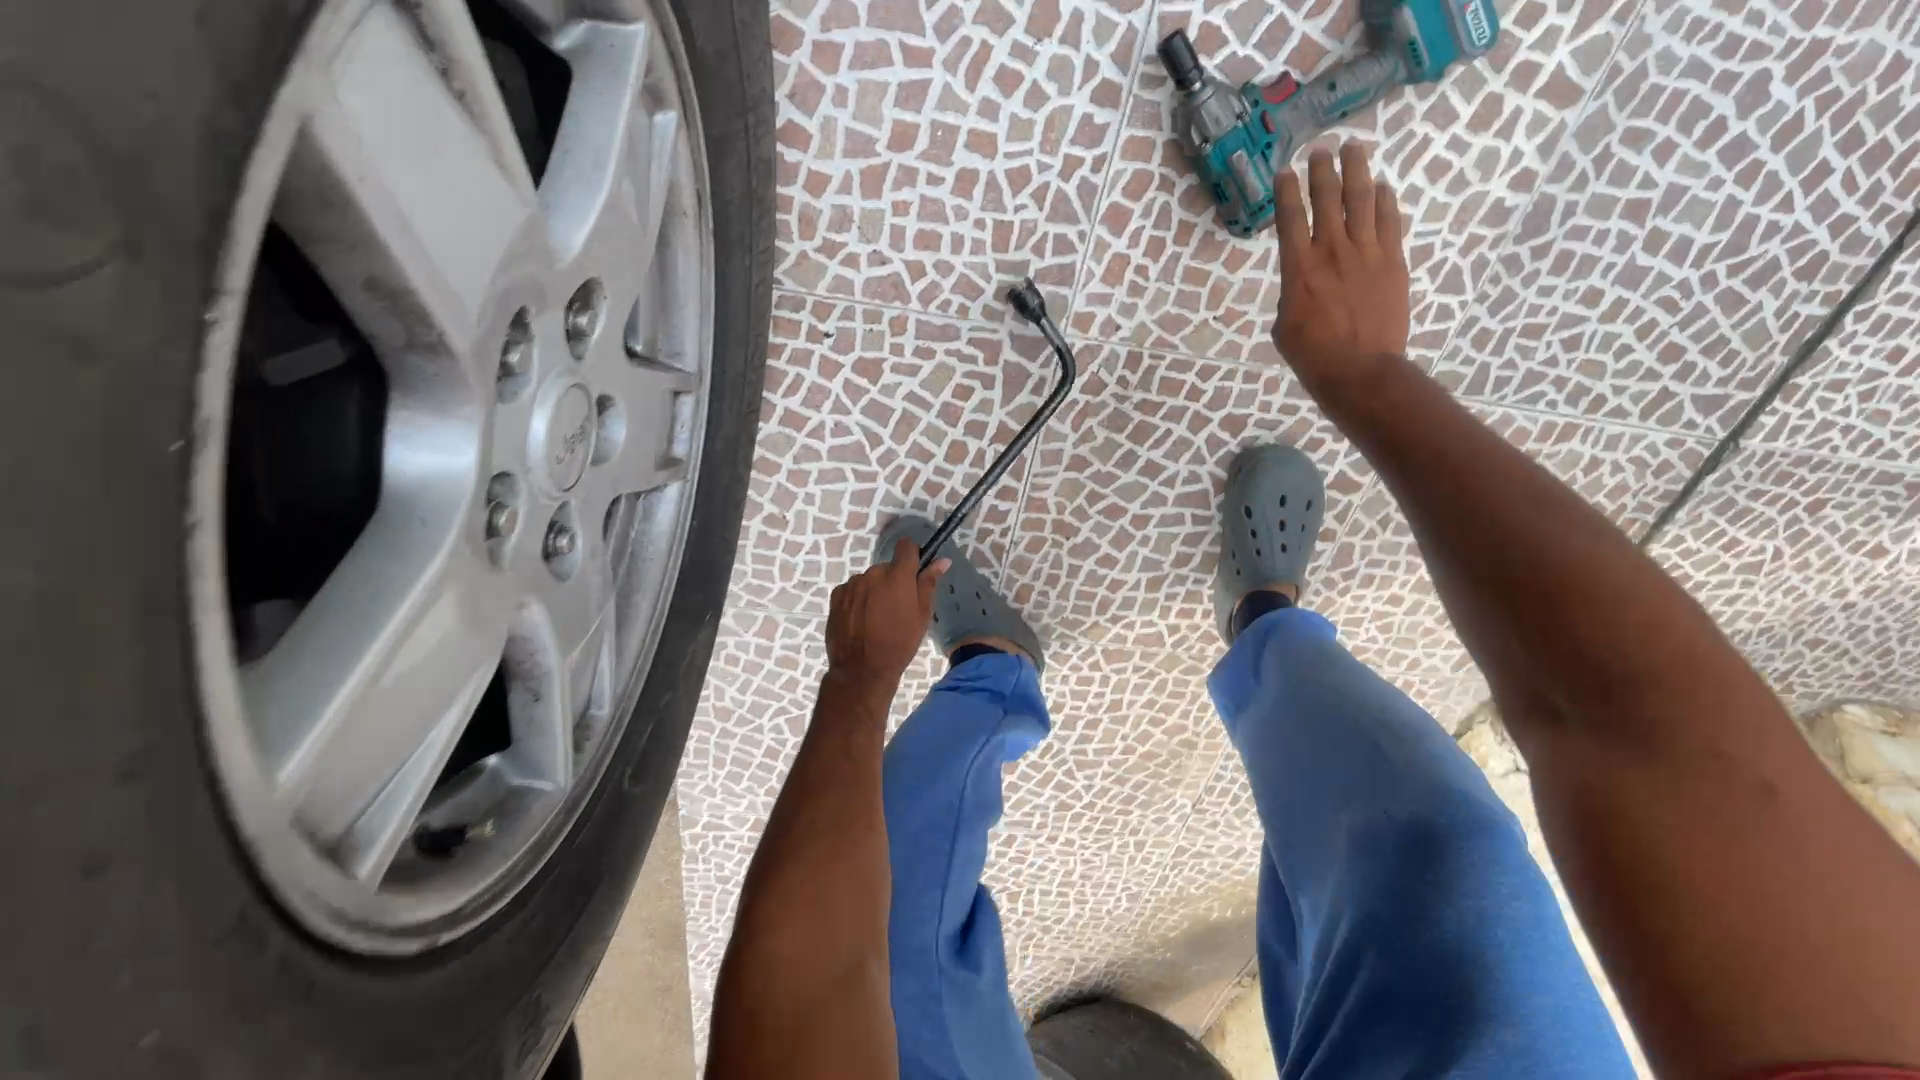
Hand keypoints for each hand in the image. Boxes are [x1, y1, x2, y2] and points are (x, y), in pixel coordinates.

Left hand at [825, 538, 950, 685]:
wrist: (862, 669)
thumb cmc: (899, 643)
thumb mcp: (922, 616)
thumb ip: (928, 584)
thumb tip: (941, 561)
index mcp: (898, 576)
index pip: (906, 547)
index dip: (912, 555)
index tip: (914, 570)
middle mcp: (873, 573)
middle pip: (887, 568)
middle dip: (893, 581)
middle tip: (896, 608)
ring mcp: (852, 584)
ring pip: (869, 580)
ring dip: (874, 591)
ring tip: (876, 618)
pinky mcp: (836, 596)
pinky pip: (852, 591)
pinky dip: (857, 600)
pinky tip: (860, 620)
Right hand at [1271, 142, 1409, 387]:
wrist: (1359, 369)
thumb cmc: (1312, 355)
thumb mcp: (1284, 325)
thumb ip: (1291, 295)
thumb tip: (1300, 286)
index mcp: (1298, 268)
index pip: (1289, 218)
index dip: (1286, 191)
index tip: (1285, 172)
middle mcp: (1331, 250)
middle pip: (1327, 197)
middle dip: (1322, 170)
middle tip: (1320, 151)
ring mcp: (1366, 252)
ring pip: (1361, 198)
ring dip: (1356, 170)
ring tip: (1354, 149)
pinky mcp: (1392, 261)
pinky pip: (1389, 220)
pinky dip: (1385, 199)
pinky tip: (1382, 187)